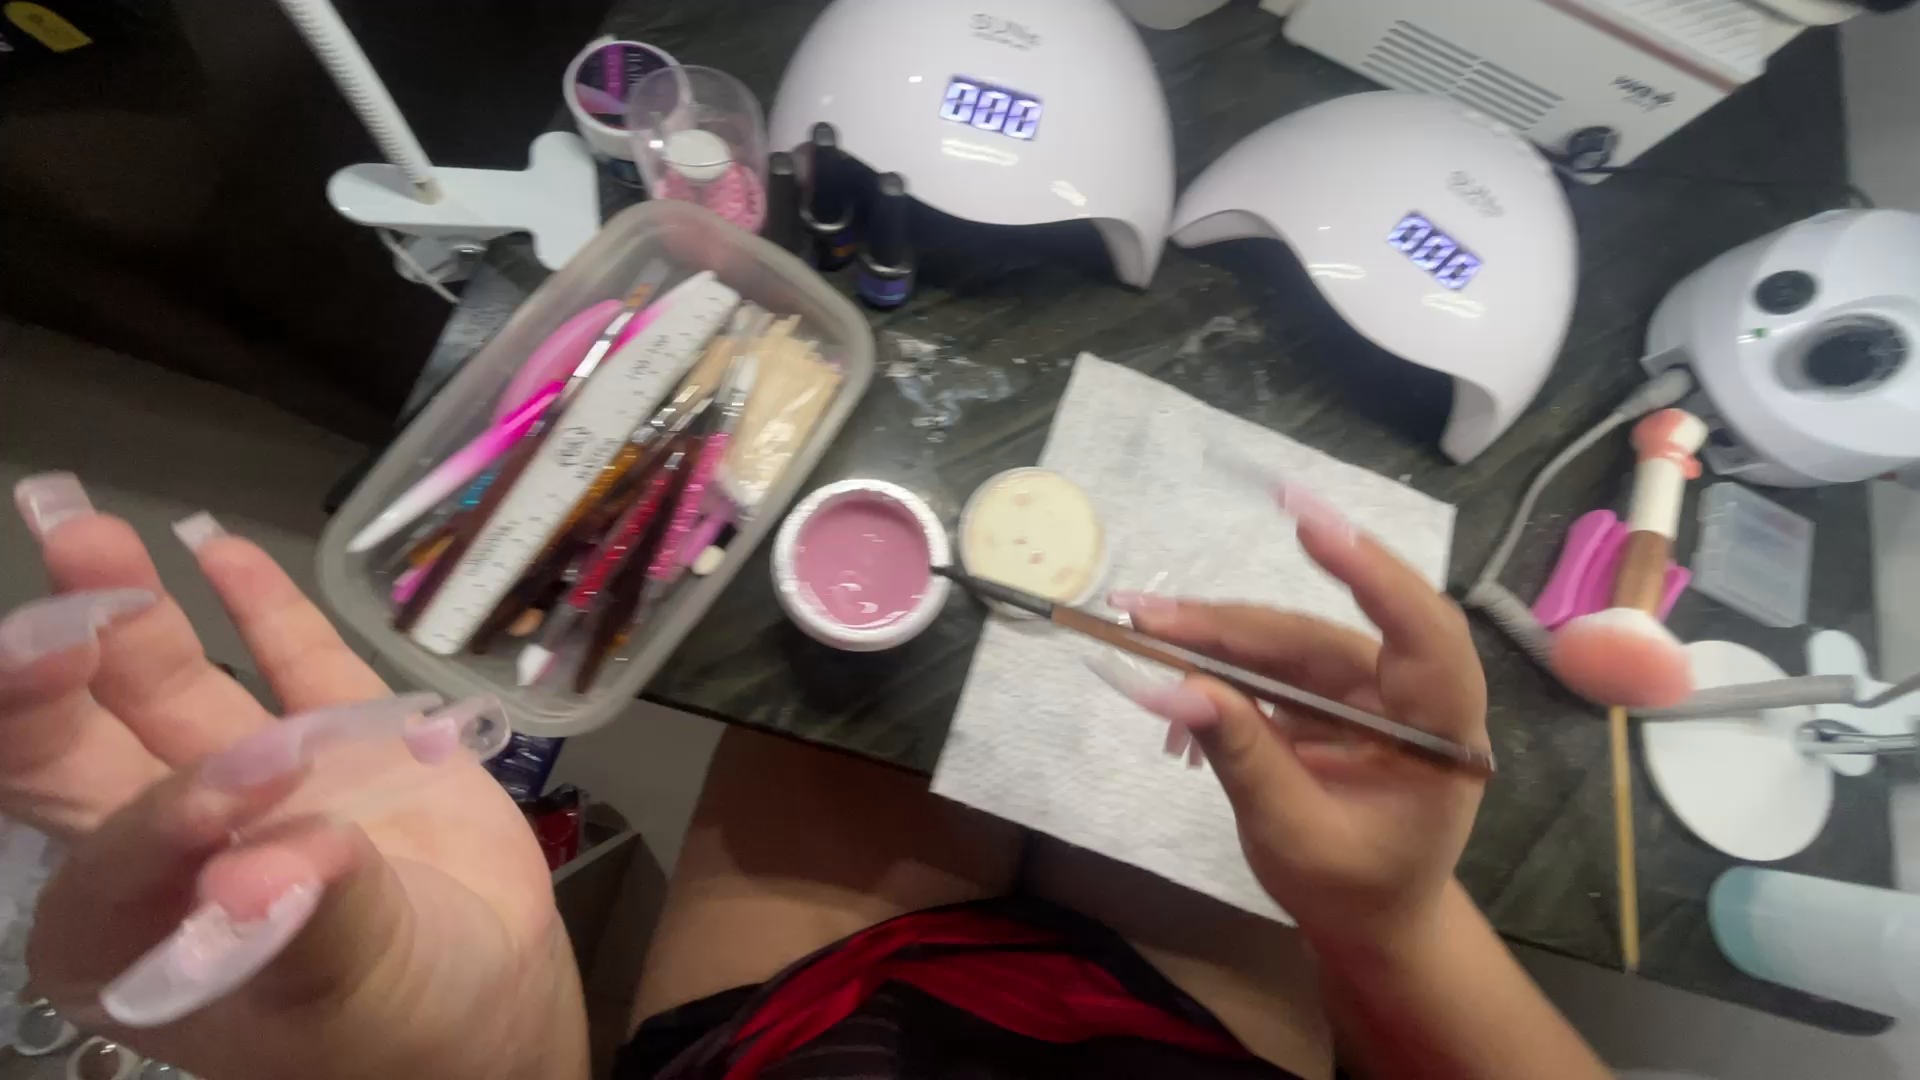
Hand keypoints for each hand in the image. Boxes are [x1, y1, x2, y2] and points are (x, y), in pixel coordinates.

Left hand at [1, 475, 582, 1078]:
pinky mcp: (354, 742)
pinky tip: (224, 556)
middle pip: (80, 745)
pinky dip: (264, 613)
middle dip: (55, 661)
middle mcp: (180, 840)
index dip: (168, 801)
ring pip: (178, 689)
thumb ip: (311, 925)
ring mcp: (271, 779)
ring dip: (138, 612)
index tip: (269, 772)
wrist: (493, 988)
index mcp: (135, 926)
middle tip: (59, 567)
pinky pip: (298, 669)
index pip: (107, 845)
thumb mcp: (356, 994)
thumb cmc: (404, 1020)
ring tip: (93, 525)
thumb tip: (267, 863)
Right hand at [1099, 491, 1487, 955]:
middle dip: (1228, 623)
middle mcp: (1400, 693)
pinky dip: (1212, 658)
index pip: (1424, 636)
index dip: (1373, 576)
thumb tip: (1172, 689)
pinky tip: (1167, 654)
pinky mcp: (1318, 691)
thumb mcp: (1294, 833)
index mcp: (1435, 732)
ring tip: (1141, 625)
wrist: (1367, 915)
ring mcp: (1356, 688)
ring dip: (1209, 632)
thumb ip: (1242, 756)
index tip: (1311, 526)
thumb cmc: (1352, 889)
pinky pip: (1262, 661)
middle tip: (1148, 616)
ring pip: (1279, 639)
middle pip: (1314, 634)